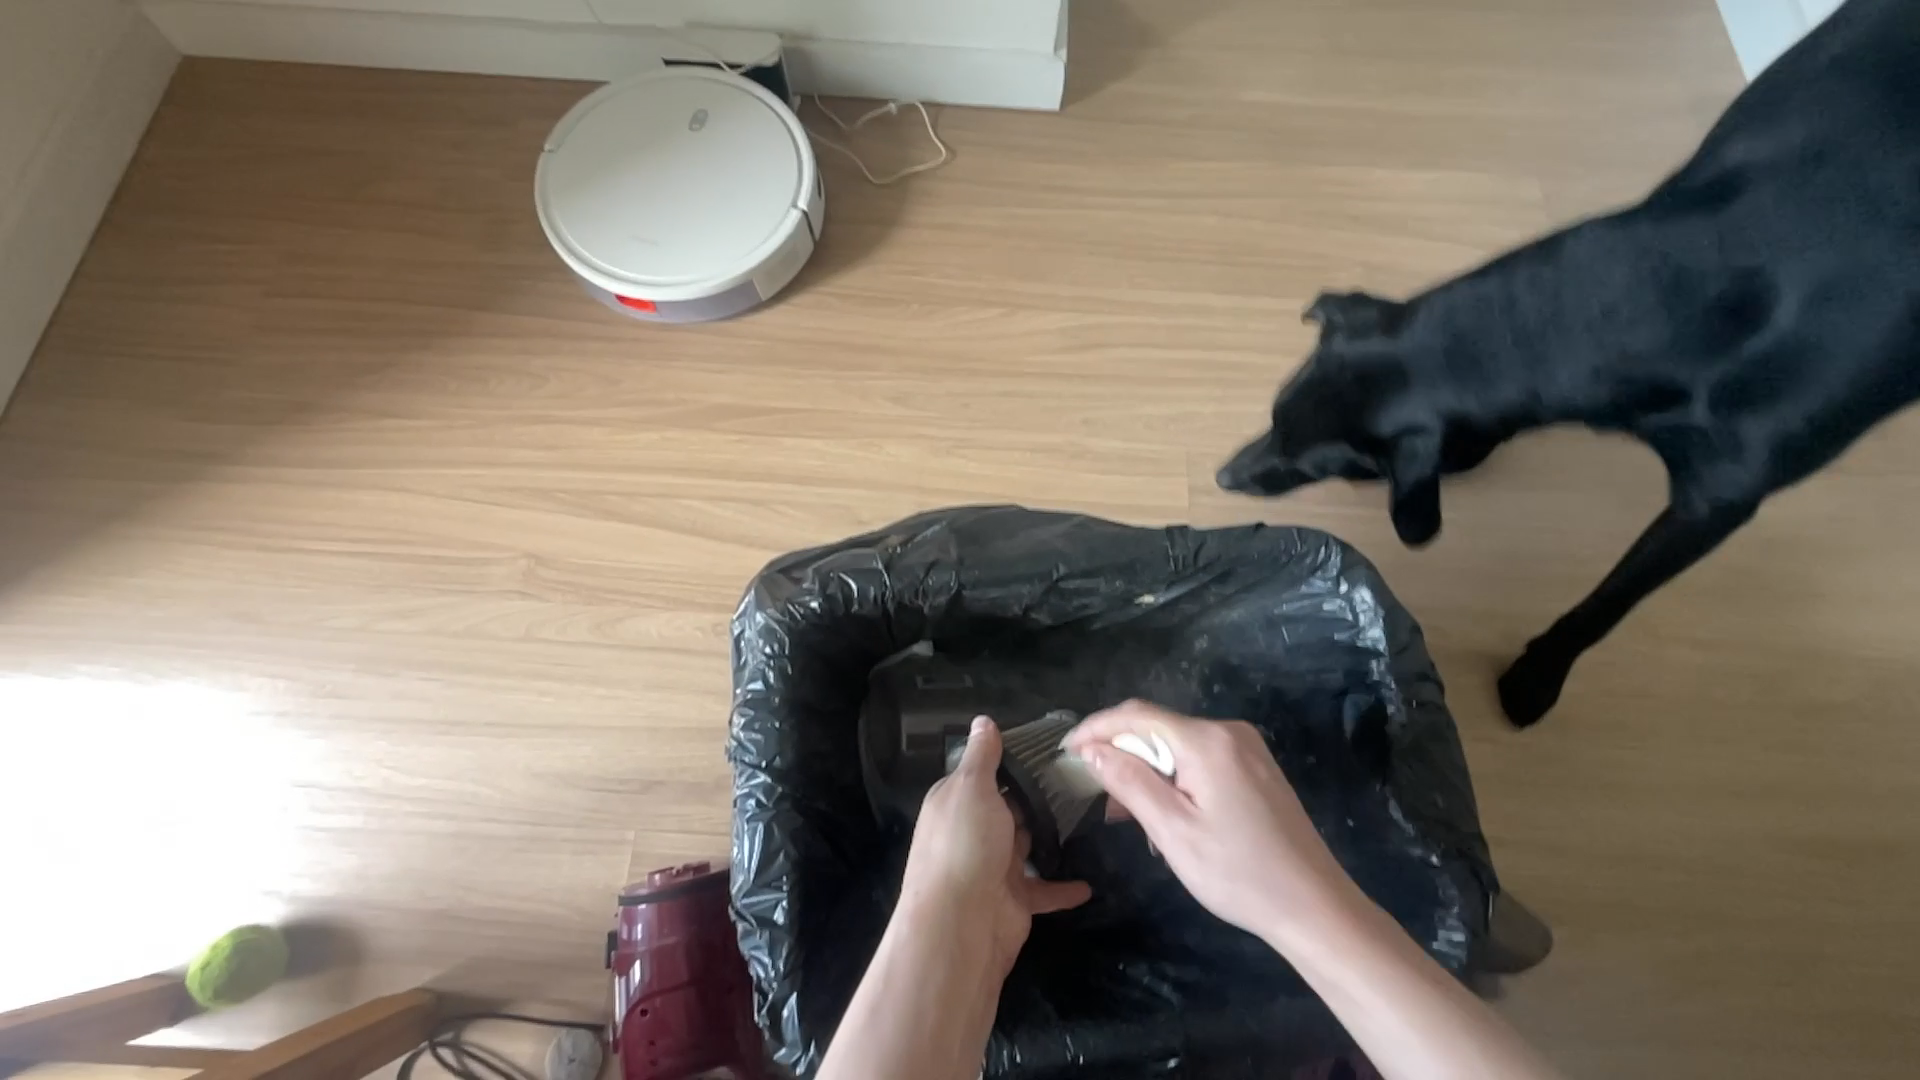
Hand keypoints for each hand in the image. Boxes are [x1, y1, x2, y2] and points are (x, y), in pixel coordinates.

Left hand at [900, 716, 1092, 972]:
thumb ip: (982, 756)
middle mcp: (971, 831)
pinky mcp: (1013, 901)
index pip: (983, 774)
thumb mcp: (972, 787)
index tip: (1048, 749)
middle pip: (1007, 808)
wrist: (960, 925)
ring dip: (1048, 837)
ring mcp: (992, 868)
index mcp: (956, 802)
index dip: (1010, 762)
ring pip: (1025, 845)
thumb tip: (982, 720)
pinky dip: (1064, 888)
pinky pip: (1043, 890)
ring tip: (1087, 817)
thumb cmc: (965, 844)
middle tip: (1079, 778)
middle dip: (1035, 797)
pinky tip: (1088, 884)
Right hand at [1063, 700, 1357, 943]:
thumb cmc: (1238, 873)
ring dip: (1147, 770)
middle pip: (1157, 727)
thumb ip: (1129, 782)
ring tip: (1128, 815)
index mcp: (1207, 741)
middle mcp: (1228, 731)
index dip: (1095, 728)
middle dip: (1121, 754)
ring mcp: (1246, 748)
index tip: (1065, 751)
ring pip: (1177, 745)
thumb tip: (1092, 749)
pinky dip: (1174, 777)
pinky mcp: (1256, 766)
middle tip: (1096, 794)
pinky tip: (1167, 813)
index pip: (1136, 715)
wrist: (1315, 907)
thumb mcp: (1173, 831)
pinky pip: (1200, 758)